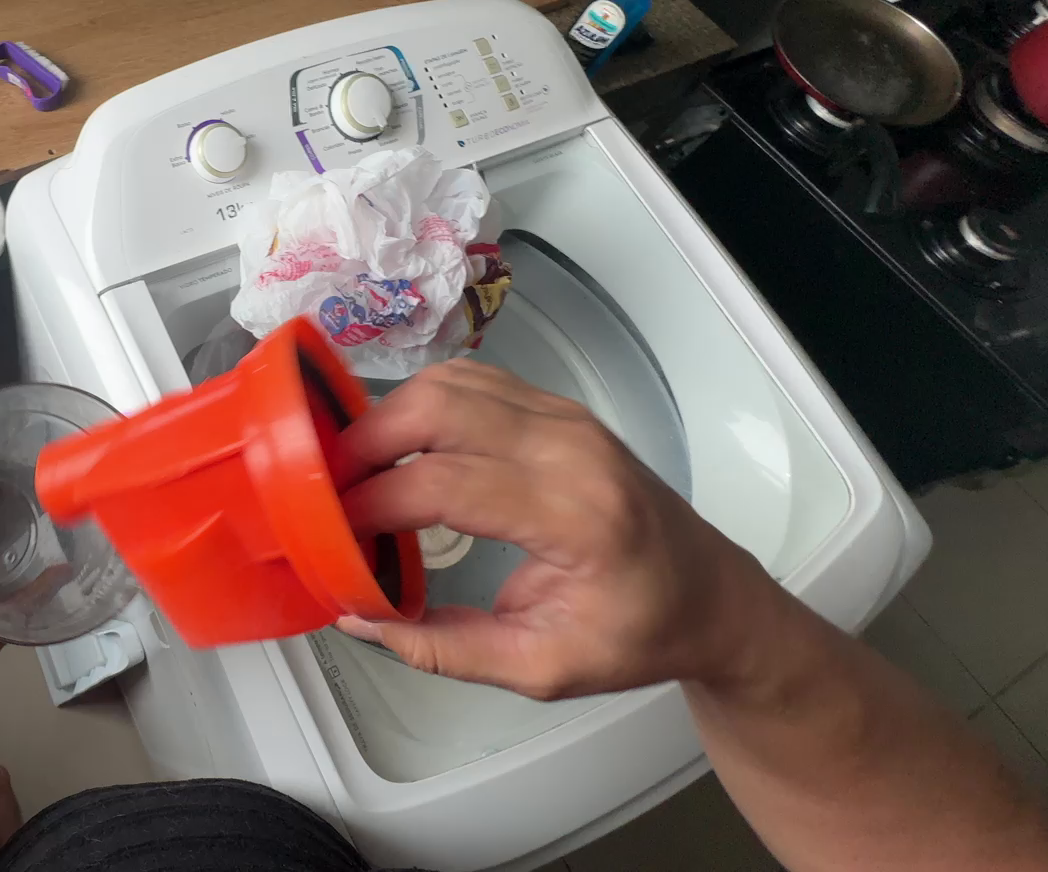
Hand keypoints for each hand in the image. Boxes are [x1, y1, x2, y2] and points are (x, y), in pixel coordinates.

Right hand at [334, 360, 782, 700]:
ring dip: (389, 416)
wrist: (713, 593)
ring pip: (446, 382)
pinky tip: (404, 439)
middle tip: (334, 483)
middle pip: (436, 409)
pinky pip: (467, 379)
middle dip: (366, 442)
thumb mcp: (542, 668)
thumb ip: (443, 648)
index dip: (374, 503)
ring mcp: (563, 416)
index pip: (443, 485)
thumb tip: (358, 616)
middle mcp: (569, 448)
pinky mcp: (554, 405)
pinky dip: (421, 402)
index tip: (338, 528)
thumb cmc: (637, 633)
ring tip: (361, 463)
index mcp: (575, 516)